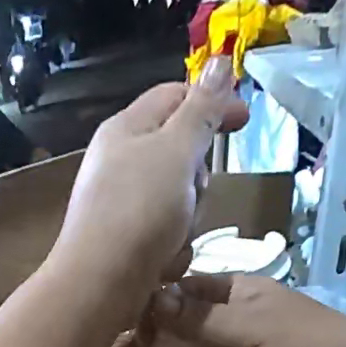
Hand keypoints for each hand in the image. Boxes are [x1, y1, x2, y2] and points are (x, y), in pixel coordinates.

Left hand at [50, 58, 247, 292]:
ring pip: (177, 200)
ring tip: (176, 236)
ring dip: (187, 220)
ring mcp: (122, 205)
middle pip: (180, 154)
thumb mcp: (177, 153)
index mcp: (126, 128)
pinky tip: (165, 262)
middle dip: (197, 177)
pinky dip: (172, 248)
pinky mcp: (127, 242)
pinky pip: (165, 235)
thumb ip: (201, 111)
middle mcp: (120, 162)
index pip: (175, 97)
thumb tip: (218, 62)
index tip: (245, 121)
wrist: (100, 284)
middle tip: (195, 193)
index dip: (212, 103)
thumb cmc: (139, 211)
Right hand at [148, 275, 345, 346]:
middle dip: (146, 336)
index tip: (120, 326)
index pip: (180, 290)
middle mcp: (228, 314)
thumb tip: (151, 297)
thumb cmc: (294, 344)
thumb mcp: (242, 327)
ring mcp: (233, 346)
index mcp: (232, 289)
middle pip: (178, 320)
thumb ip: (197, 316)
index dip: (150, 305)